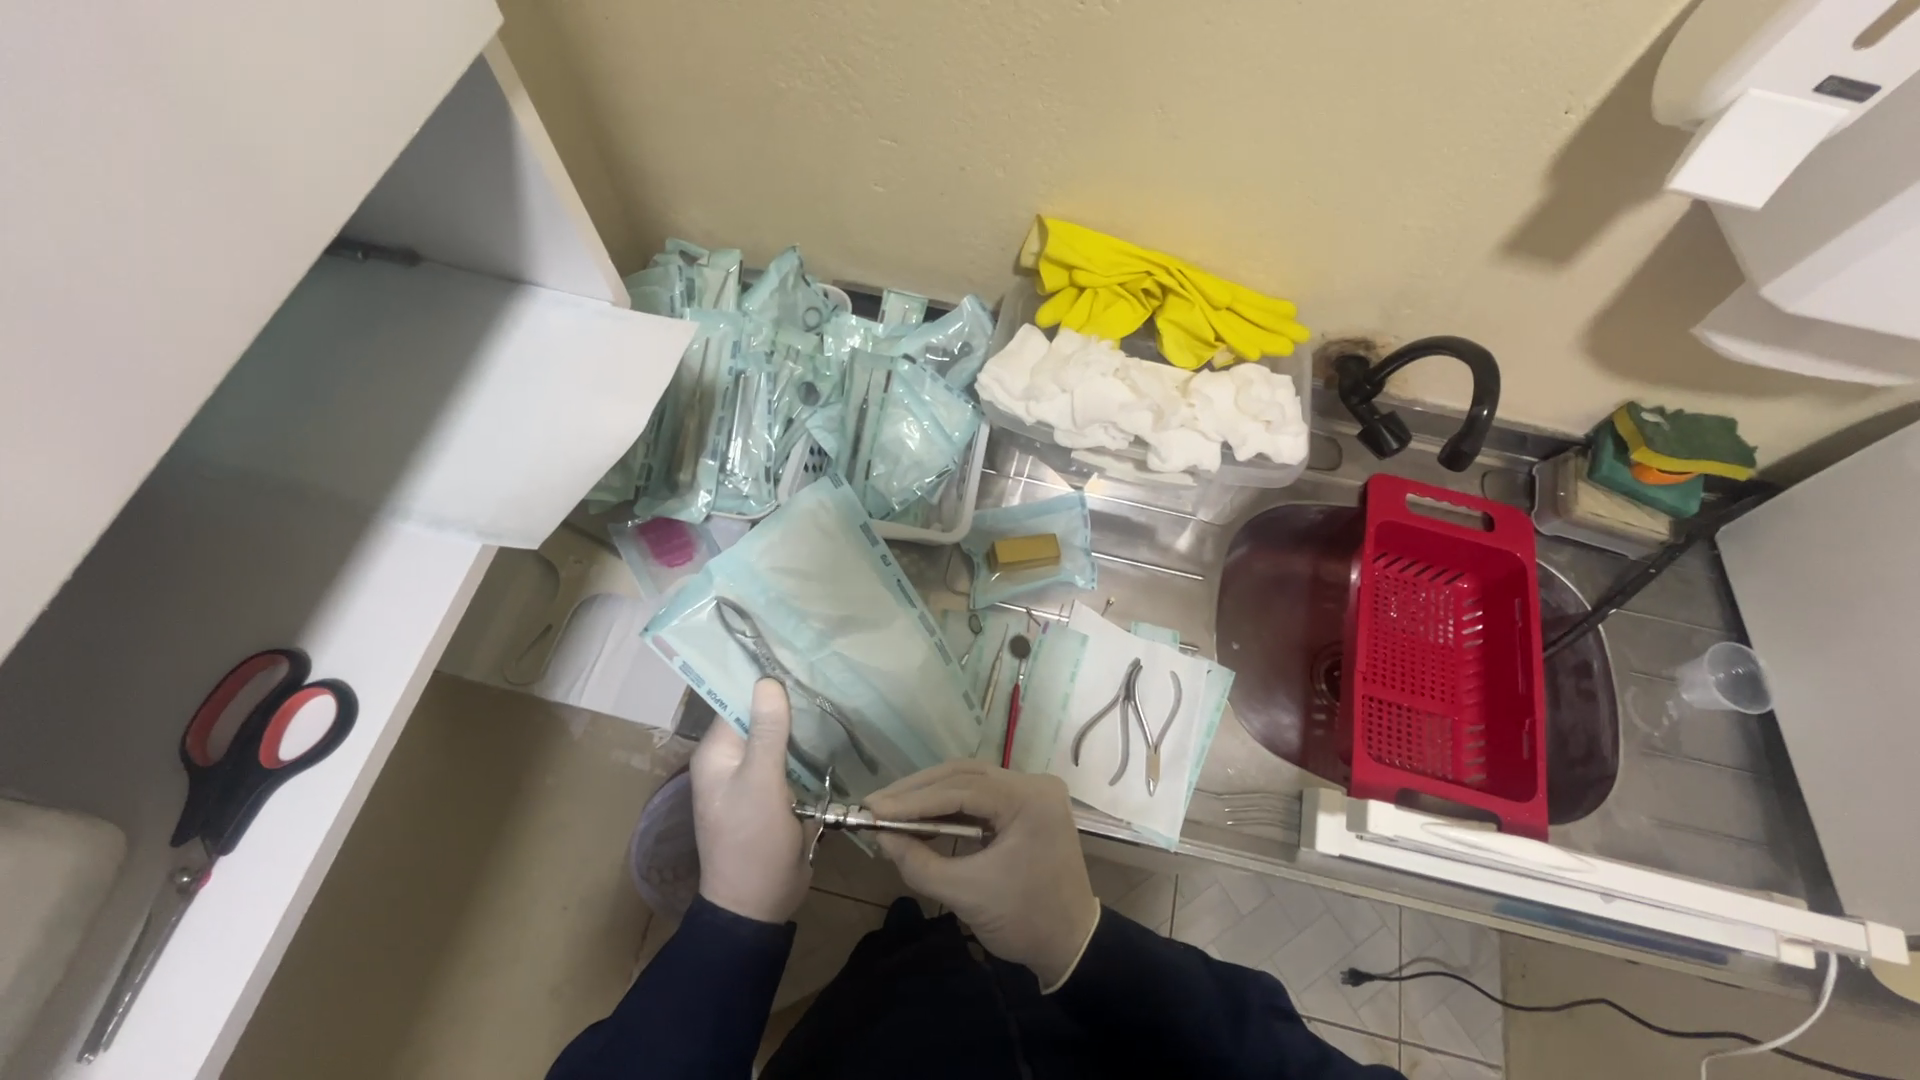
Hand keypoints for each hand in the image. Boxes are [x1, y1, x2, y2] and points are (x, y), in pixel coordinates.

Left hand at [689, 678, 810, 923]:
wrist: (757, 906)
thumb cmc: (752, 843)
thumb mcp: (762, 784)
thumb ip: (767, 733)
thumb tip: (767, 681)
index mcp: (716, 754)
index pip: (736, 701)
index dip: (762, 681)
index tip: (797, 658)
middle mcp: (730, 761)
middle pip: (758, 718)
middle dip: (787, 702)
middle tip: (825, 677)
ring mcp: (752, 779)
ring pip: (777, 739)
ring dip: (801, 726)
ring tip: (834, 699)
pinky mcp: (773, 795)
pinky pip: (788, 762)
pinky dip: (806, 750)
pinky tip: (832, 736)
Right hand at [867, 761, 1098, 988]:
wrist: (1071, 945)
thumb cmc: (1024, 921)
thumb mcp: (965, 894)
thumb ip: (918, 862)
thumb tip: (881, 836)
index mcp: (1029, 800)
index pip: (962, 789)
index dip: (914, 799)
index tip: (873, 808)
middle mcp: (1034, 784)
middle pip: (965, 775)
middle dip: (918, 791)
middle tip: (876, 804)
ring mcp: (1033, 791)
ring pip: (971, 781)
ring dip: (930, 795)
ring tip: (890, 809)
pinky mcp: (1027, 804)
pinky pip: (982, 796)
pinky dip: (950, 805)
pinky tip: (921, 817)